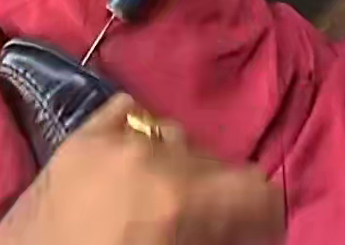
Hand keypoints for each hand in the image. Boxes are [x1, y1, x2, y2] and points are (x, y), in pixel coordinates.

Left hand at [0, 95, 284, 244]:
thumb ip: (215, 239)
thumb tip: (245, 230)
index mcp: (177, 198)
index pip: (256, 188)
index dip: (263, 218)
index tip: (254, 236)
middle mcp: (151, 152)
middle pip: (216, 161)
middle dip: (219, 197)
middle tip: (204, 229)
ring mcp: (112, 134)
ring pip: (175, 135)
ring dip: (181, 167)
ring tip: (164, 202)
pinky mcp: (81, 132)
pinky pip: (130, 113)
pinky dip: (140, 137)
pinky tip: (132, 166)